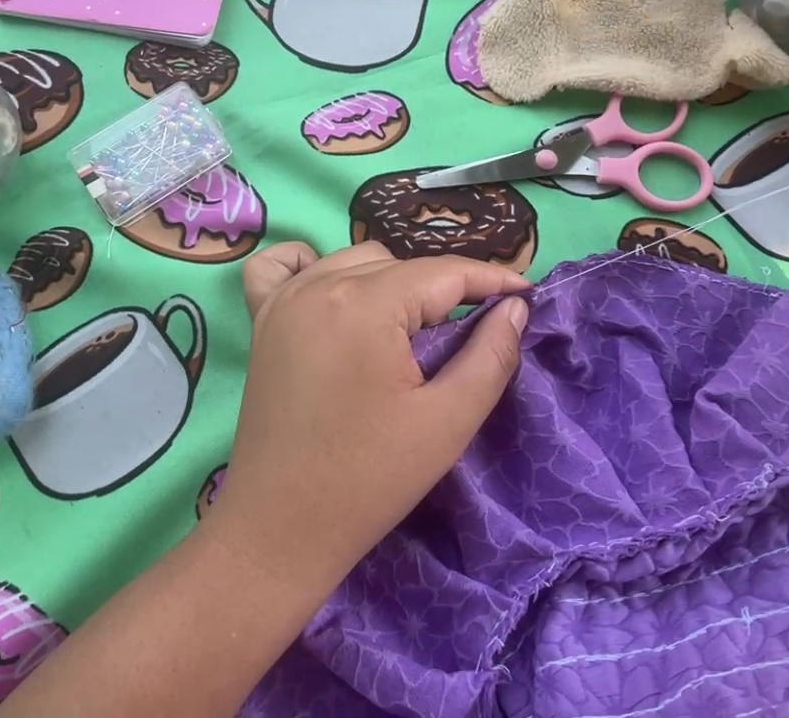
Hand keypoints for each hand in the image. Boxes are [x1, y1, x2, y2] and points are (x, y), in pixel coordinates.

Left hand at [206, 242, 530, 593]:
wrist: (280, 527)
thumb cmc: (370, 479)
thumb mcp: (448, 422)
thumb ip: (491, 355)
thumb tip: (515, 307)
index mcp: (366, 305)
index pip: (443, 271)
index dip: (491, 278)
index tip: (526, 294)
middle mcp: (320, 286)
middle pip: (400, 264)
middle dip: (443, 290)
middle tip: (467, 335)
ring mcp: (283, 299)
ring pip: (354, 260)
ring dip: (391, 281)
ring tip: (411, 330)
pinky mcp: (262, 319)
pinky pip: (282, 266)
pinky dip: (310, 264)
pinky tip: (333, 291)